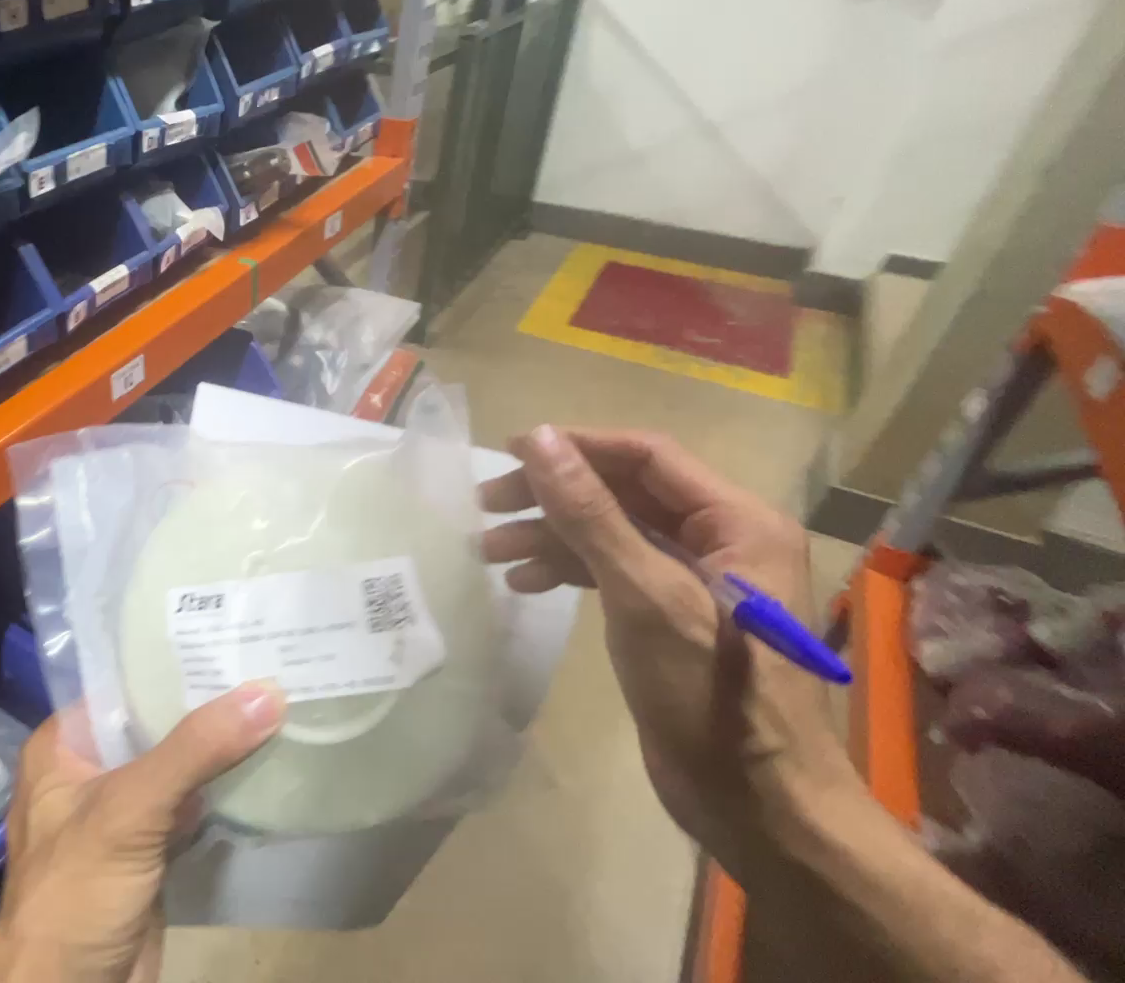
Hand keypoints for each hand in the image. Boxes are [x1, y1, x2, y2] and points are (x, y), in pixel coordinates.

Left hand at [0, 684, 284, 982]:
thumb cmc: (75, 891)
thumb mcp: (127, 810)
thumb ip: (193, 751)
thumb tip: (266, 693)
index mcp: (64, 745)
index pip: (121, 683)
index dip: (171, 658)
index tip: (229, 630)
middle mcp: (91, 769)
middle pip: (154, 722)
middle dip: (206, 700)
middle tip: (267, 661)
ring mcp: (123, 810)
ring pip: (178, 763)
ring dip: (221, 743)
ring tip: (278, 699)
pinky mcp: (152, 847)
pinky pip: (192, 802)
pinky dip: (225, 786)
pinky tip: (267, 761)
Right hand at [478, 426, 859, 876]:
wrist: (753, 800)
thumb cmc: (707, 692)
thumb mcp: (643, 594)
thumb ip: (590, 513)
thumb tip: (540, 440)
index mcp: (736, 521)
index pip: (646, 457)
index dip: (577, 447)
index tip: (508, 452)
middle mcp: (720, 540)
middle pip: (623, 492)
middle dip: (553, 494)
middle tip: (487, 504)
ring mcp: (693, 580)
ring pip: (610, 532)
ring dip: (550, 535)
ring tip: (489, 550)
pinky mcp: (668, 615)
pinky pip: (611, 570)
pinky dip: (566, 570)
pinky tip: (524, 584)